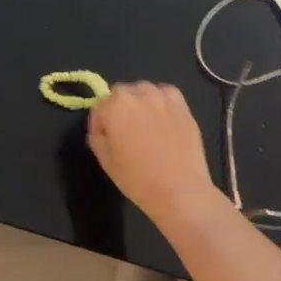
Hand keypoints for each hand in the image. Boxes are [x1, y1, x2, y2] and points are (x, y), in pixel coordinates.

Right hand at [86, 83, 221, 222]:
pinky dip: (161, 100)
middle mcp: (138, 95)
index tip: (103, 138)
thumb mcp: (106, 162)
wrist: (180, 190)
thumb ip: (98, 138)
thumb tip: (101, 130)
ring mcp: (163, 99)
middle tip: (123, 131)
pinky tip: (162, 117)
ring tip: (144, 122)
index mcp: (114, 107)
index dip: (98, 123)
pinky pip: (167, 93)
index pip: (99, 106)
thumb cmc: (138, 180)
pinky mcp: (183, 106)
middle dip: (117, 108)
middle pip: (120, 93)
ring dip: (139, 101)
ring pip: (144, 90)